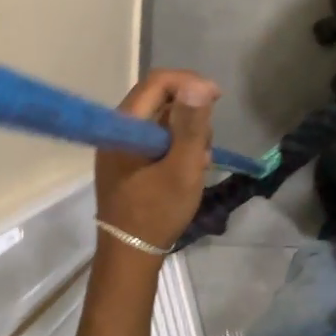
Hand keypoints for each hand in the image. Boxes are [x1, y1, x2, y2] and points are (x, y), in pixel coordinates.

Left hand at [95, 69, 221, 252]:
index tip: (217, 98)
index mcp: (124, 126)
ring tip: (200, 162)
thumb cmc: (157, 210)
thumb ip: (192, 126)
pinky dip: (176, 146)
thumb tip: (200, 85)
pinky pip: (156, 139)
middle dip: (190, 114)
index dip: (189, 83)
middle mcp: (118, 129)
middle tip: (206, 143)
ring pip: (160, 120)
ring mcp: (121, 146)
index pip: (157, 82)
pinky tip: (189, 168)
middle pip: (159, 99)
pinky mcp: (127, 161)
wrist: (131, 253)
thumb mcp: (183, 168)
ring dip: (185, 133)